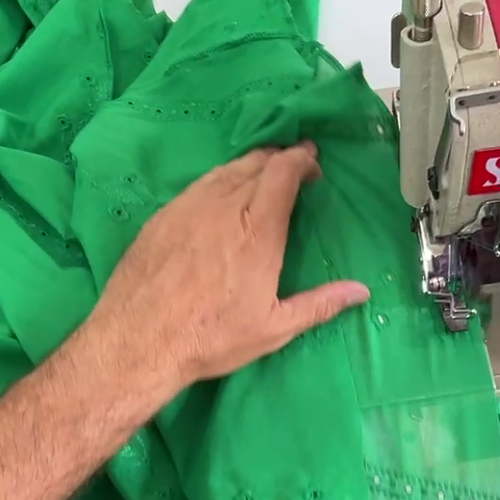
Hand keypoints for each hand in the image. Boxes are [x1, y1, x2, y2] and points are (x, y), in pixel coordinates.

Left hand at [89, 143, 370, 390]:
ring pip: (225, 170)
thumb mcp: (274, 328)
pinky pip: (198, 185)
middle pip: (255, 163)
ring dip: (249, 167)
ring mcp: (188, 206)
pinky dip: (219, 181)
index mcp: (258, 230)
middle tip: (293, 169)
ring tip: (261, 177)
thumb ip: (320, 305)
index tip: (312, 162)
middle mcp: (223, 206)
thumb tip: (360, 291)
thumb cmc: (211, 337)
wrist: (139, 339)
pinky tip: (221, 198)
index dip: (301, 159)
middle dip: (279, 160)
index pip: (283, 172)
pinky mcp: (163, 216)